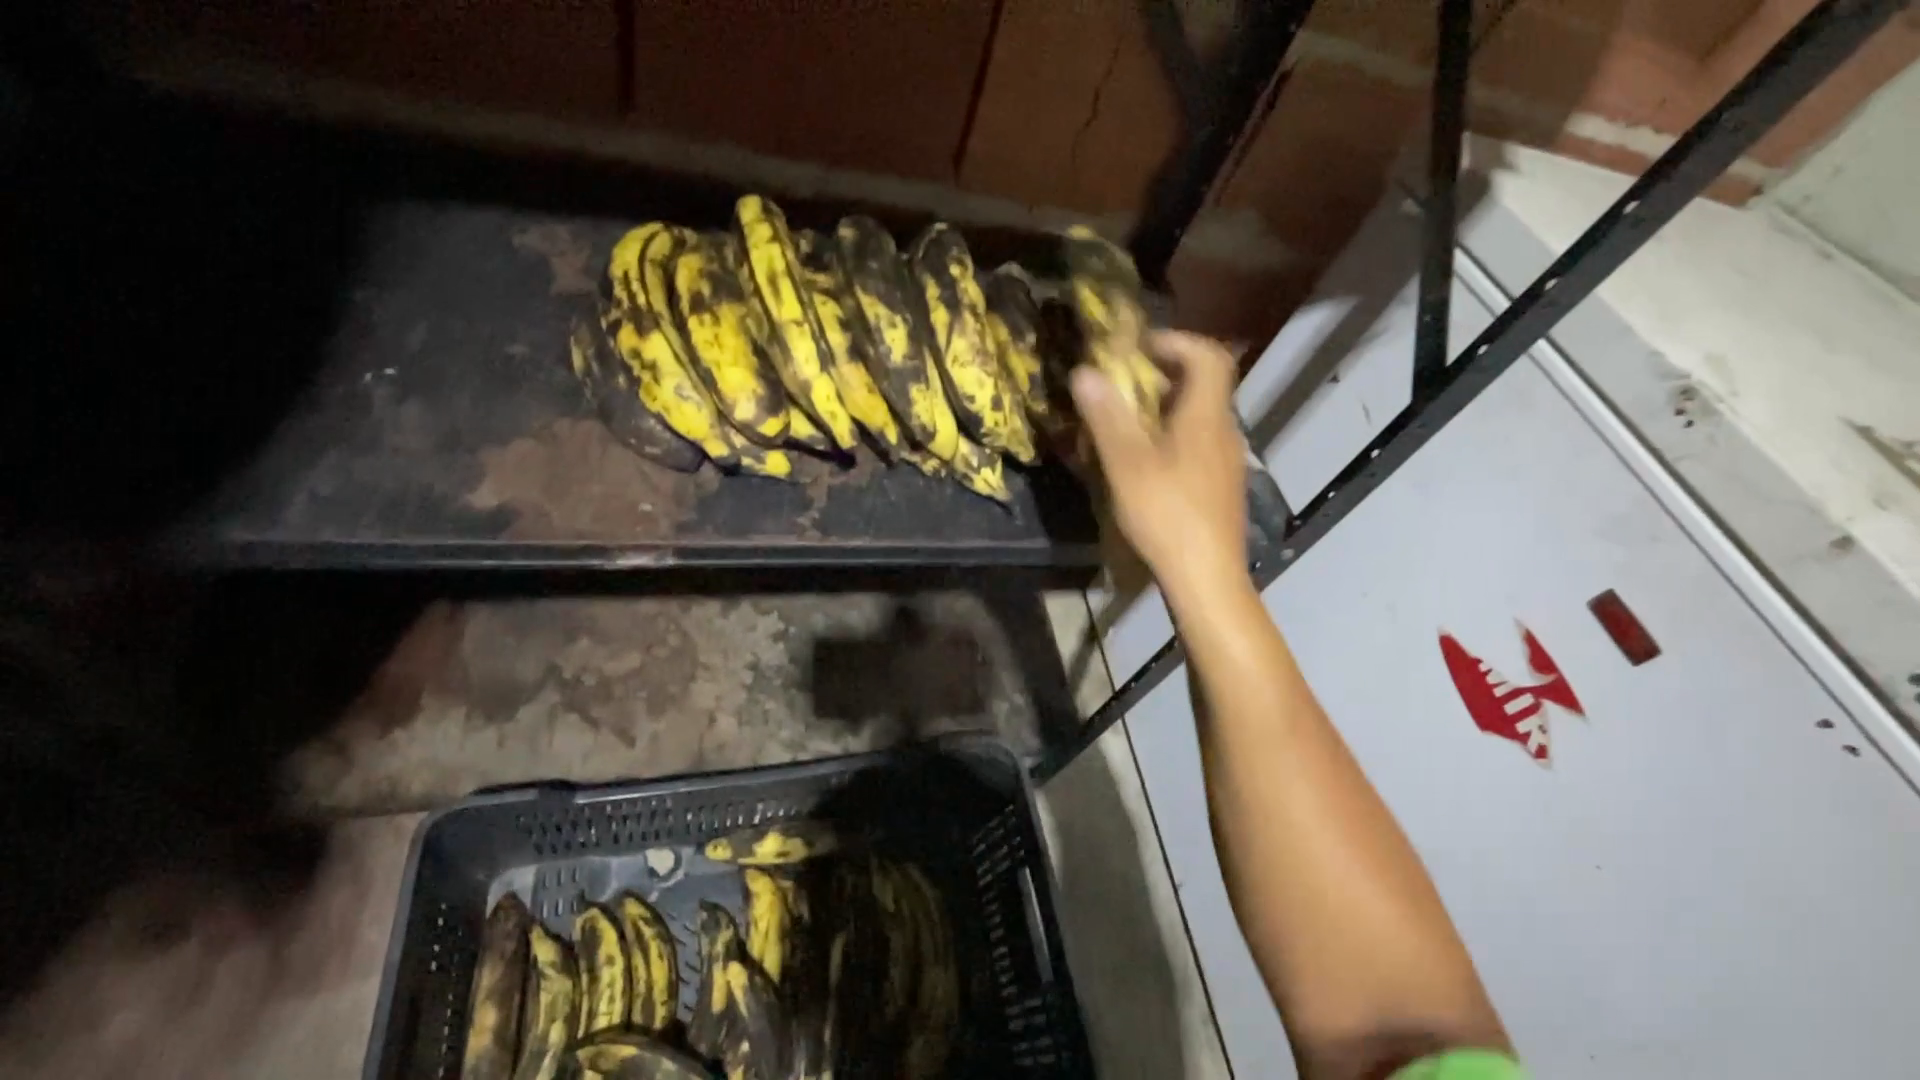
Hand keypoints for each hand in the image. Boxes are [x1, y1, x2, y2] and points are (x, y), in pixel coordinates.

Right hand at [1070, 330, 1248, 599]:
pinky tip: (1145, 466)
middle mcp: (1224, 431)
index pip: (1207, 356)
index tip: (1138, 349)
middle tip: (1121, 388)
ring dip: (1164, 410)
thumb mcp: (1127, 464)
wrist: (1207, 576)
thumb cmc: (1167, 515)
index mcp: (1206, 416)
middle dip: (1161, 378)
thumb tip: (1085, 371)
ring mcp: (1227, 461)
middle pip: (1202, 385)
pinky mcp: (1222, 486)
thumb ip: (1107, 416)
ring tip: (1125, 427)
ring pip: (1198, 417)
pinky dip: (1172, 438)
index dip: (1175, 342)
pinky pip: (1198, 444)